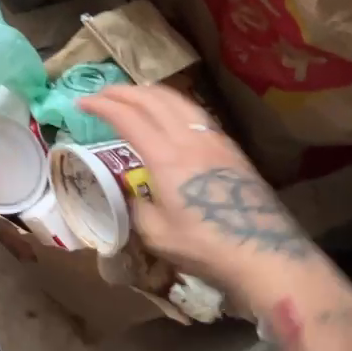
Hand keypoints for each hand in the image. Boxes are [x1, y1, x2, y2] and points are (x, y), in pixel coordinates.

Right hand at [76, 85, 344, 312]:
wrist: (270, 259)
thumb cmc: (208, 248)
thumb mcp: (156, 234)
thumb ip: (136, 205)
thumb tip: (131, 191)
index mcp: (165, 157)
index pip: (126, 116)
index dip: (100, 105)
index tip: (80, 102)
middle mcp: (189, 140)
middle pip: (151, 98)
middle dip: (121, 91)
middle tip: (101, 94)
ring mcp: (214, 141)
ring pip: (177, 100)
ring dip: (149, 92)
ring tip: (133, 96)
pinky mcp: (232, 150)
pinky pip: (195, 113)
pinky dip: (173, 104)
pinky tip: (169, 115)